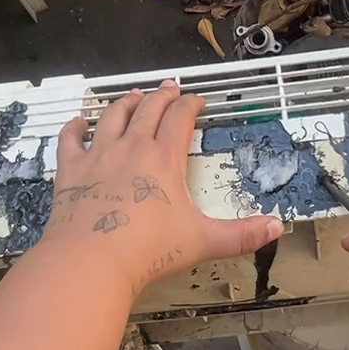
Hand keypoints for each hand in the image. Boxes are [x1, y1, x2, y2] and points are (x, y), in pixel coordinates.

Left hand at [39, 79, 280, 296]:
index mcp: (164, 158)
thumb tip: (278, 228)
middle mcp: (132, 146)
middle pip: (148, 109)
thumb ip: (241, 235)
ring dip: (125, 103)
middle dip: (161, 96)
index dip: (191, 105)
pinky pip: (71, 138)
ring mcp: (99, 154)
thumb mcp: (202, 242)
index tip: (197, 101)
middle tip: (169, 87)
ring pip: (112, 116)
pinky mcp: (71, 169)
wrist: (91, 261)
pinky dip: (75, 126)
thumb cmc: (148, 250)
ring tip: (134, 96)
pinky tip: (78, 122)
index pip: (180, 118)